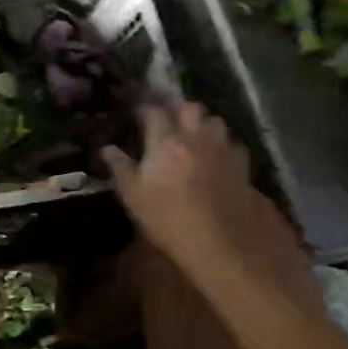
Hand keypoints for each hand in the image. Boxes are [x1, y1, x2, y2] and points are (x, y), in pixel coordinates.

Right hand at [102, 103, 316, 305]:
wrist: (217, 241)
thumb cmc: (167, 218)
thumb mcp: (133, 195)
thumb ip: (120, 167)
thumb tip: (106, 149)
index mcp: (165, 141)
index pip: (154, 111)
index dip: (144, 109)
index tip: (138, 113)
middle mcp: (194, 137)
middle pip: (189, 107)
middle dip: (177, 108)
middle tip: (168, 120)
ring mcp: (221, 148)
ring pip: (214, 120)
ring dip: (202, 122)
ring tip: (194, 134)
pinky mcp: (241, 164)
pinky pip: (231, 142)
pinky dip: (221, 143)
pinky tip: (216, 156)